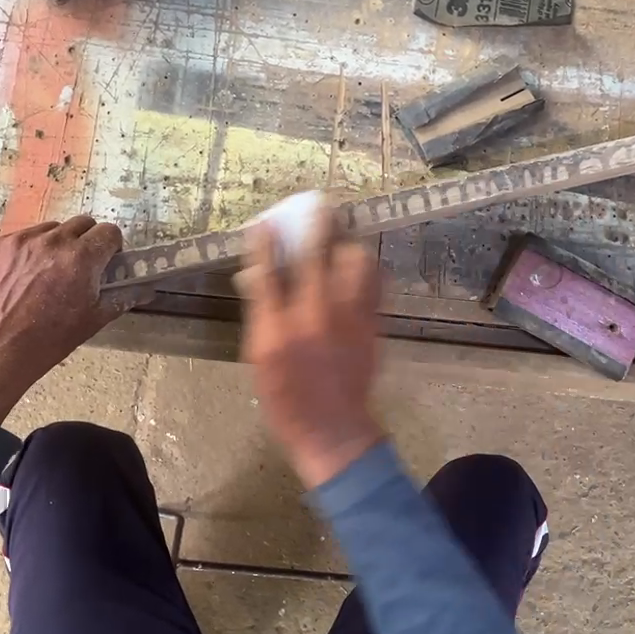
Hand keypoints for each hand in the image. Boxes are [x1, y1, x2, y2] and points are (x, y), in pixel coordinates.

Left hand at [0, 216, 141, 423]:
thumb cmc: (45, 344)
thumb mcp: (90, 323)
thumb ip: (121, 298)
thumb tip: (145, 290)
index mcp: (81, 258)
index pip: (109, 231)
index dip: (111, 247)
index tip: (105, 262)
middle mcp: (51, 241)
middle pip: (81, 224)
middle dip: (86, 241)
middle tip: (78, 267)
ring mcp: (17, 241)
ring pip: (49, 229)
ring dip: (55, 244)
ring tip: (44, 273)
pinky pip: (18, 239)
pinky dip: (26, 252)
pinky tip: (18, 278)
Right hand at [235, 204, 384, 487]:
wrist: (332, 428)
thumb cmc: (286, 398)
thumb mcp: (259, 360)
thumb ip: (262, 315)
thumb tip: (260, 279)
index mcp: (277, 328)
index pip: (268, 272)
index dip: (266, 243)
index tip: (266, 222)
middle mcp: (313, 315)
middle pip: (316, 255)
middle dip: (317, 224)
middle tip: (320, 205)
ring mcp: (348, 317)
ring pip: (354, 262)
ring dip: (348, 243)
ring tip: (344, 236)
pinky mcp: (372, 323)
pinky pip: (375, 282)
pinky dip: (369, 267)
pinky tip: (363, 262)